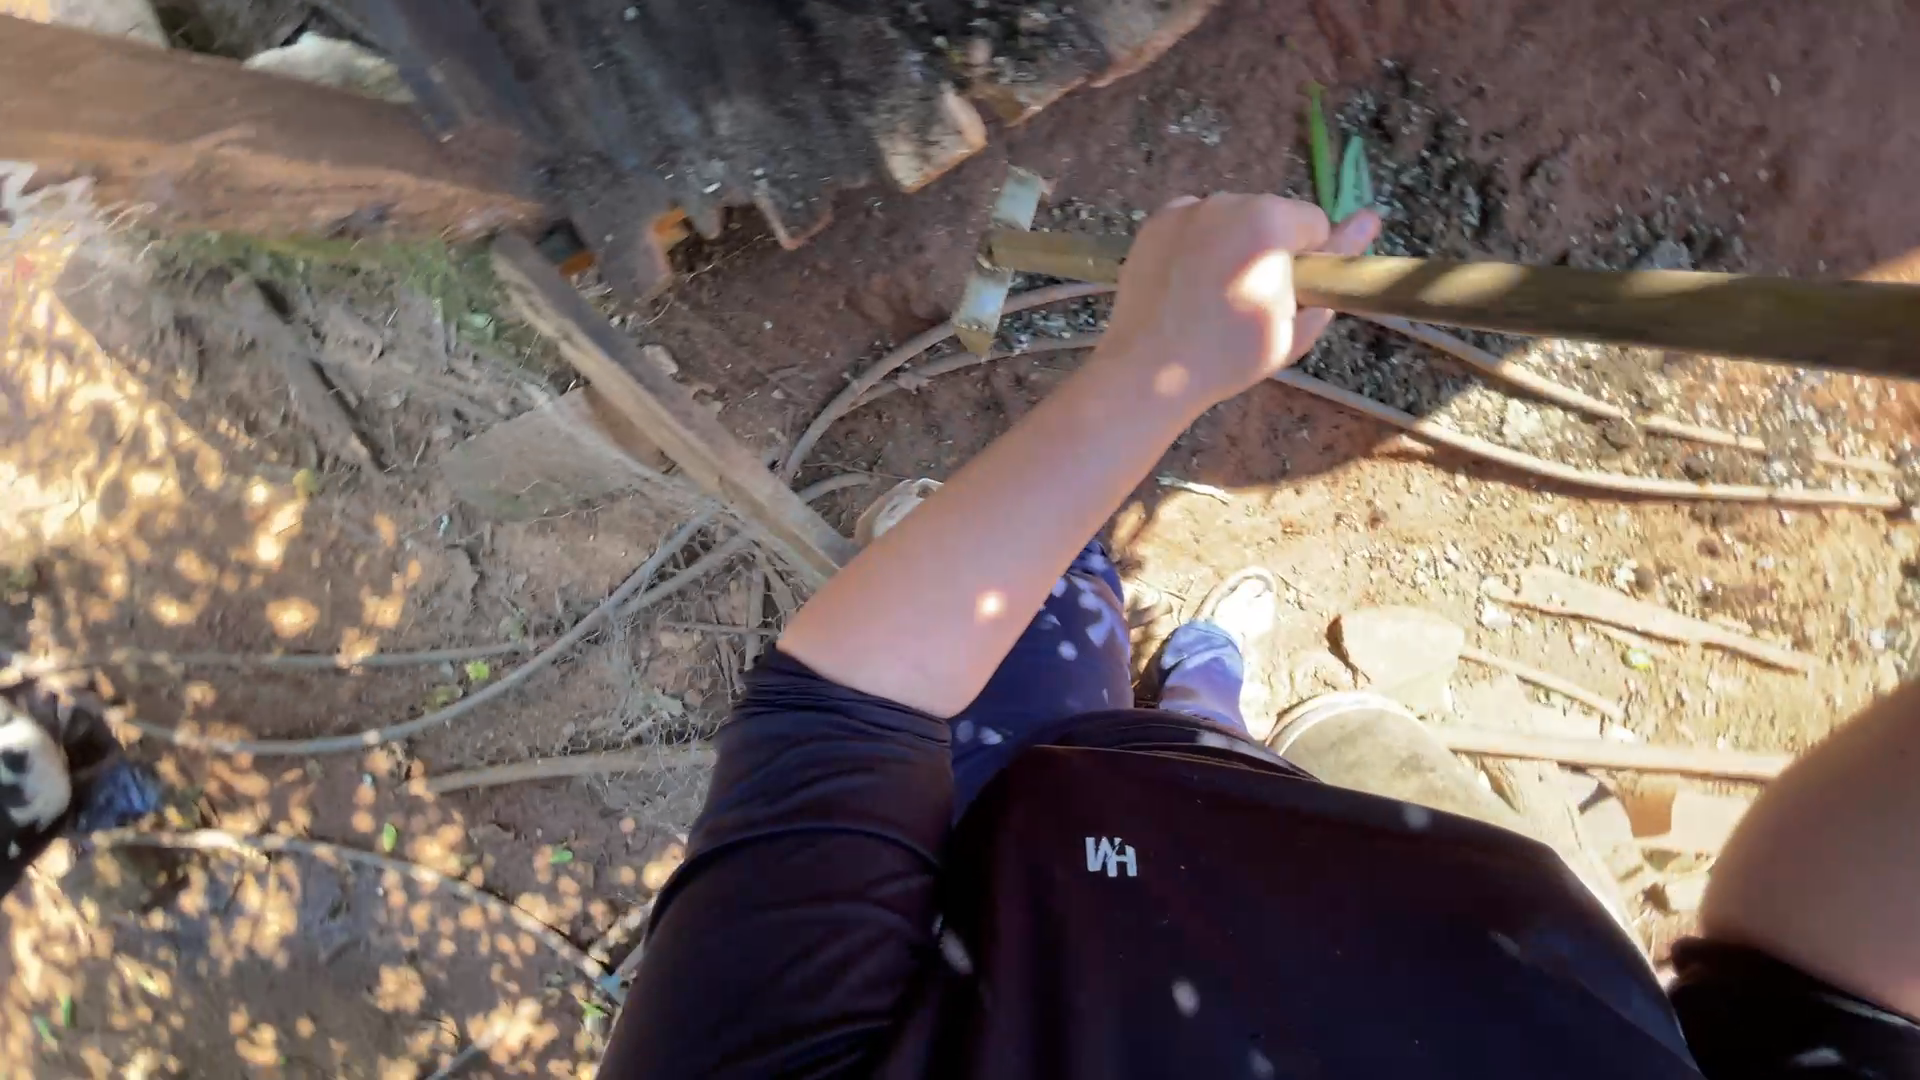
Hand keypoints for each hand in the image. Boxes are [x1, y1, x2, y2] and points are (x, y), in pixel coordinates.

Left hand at [1094, 194, 1380, 410]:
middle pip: (1267, 217)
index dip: (1306, 261)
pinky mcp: (1152, 227)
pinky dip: (1192, 246)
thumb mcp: (1294, 327)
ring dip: (1229, 245)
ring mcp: (1184, 212)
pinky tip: (1184, 284)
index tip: (1285, 294)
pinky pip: (1190, 227)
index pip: (1313, 224)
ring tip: (1209, 298)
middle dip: (1265, 250)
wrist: (1149, 374)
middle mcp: (1227, 202)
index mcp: (1270, 220)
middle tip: (1242, 301)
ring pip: (1227, 220)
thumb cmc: (1228, 358)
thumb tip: (1368, 223)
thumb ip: (1332, 273)